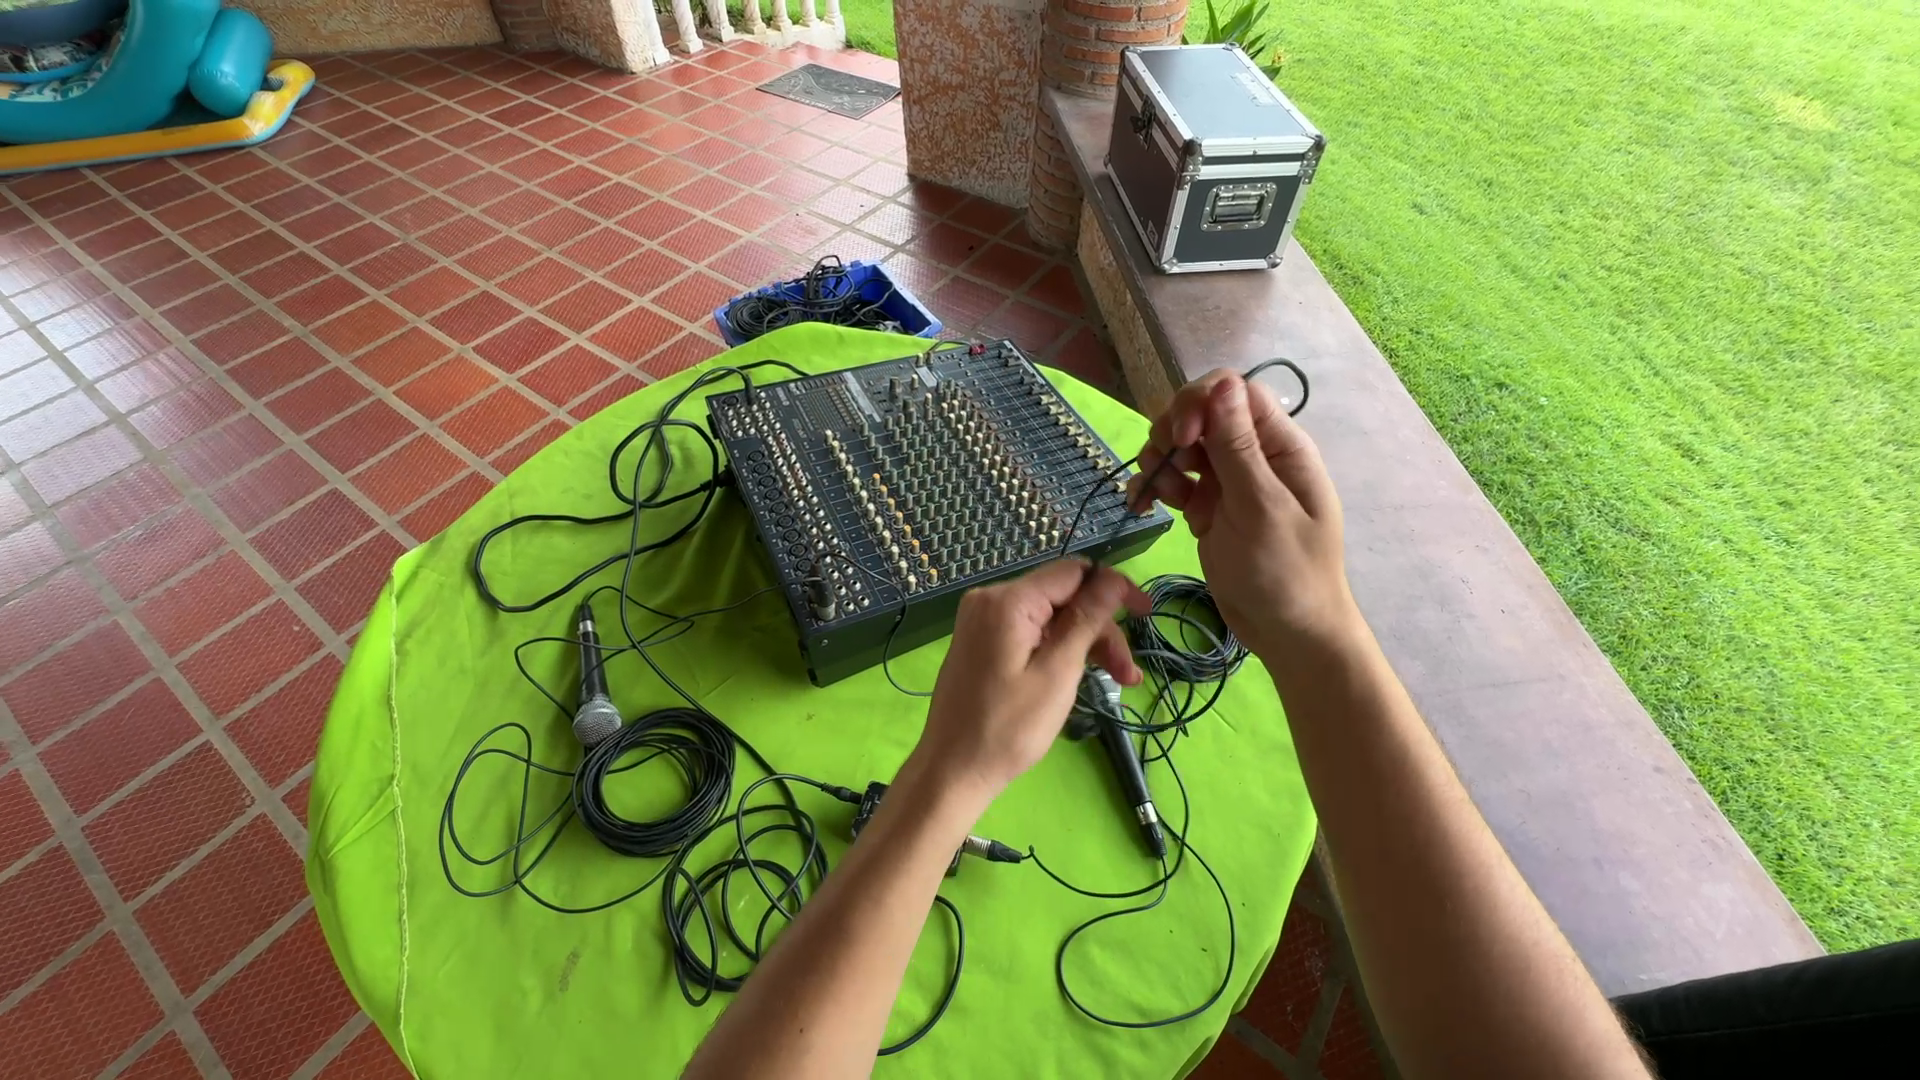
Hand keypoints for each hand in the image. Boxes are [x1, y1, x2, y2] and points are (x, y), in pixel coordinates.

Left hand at [911, 561, 1149, 799]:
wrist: (953, 769)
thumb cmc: (1008, 728)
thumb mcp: (1057, 672)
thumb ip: (1086, 619)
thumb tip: (1112, 578)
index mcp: (1008, 601)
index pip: (1073, 572)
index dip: (1114, 588)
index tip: (1145, 614)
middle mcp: (991, 599)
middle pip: (1063, 597)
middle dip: (1100, 629)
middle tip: (1128, 675)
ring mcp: (984, 620)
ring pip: (1051, 617)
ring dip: (1085, 643)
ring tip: (1118, 683)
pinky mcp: (983, 641)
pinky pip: (1031, 632)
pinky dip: (1059, 650)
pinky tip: (1081, 676)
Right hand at [1125, 369, 1357, 664]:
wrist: (1286, 632)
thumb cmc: (1285, 573)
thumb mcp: (1260, 508)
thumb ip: (1238, 447)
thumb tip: (1223, 382)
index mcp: (1280, 447)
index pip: (1234, 391)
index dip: (1200, 402)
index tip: (1183, 438)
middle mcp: (1253, 456)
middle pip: (1201, 414)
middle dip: (1173, 433)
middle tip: (1163, 469)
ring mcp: (1228, 482)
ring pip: (1182, 446)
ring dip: (1159, 461)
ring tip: (1155, 495)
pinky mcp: (1208, 507)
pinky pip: (1174, 481)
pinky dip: (1155, 487)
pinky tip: (1142, 505)